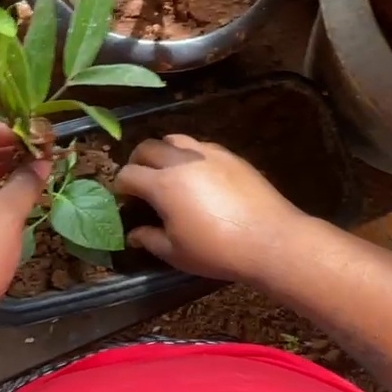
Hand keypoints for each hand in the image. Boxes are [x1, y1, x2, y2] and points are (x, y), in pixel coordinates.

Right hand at [116, 134, 309, 283]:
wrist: (270, 240)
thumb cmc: (217, 251)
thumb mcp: (176, 253)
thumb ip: (149, 239)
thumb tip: (134, 234)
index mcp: (163, 184)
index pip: (129, 174)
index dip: (120, 185)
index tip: (123, 198)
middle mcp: (181, 161)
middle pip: (147, 148)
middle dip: (137, 161)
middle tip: (140, 180)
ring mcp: (208, 154)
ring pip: (174, 139)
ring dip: (163, 151)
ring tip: (167, 170)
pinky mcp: (230, 156)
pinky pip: (200, 146)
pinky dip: (189, 154)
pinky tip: (197, 173)